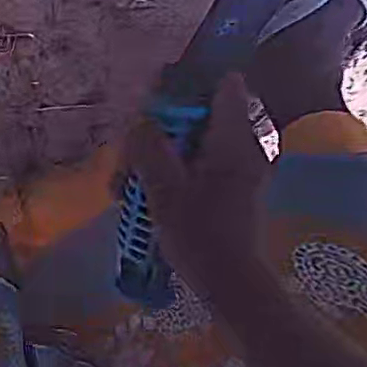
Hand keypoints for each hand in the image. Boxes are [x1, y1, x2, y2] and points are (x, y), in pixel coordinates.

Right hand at [124, 74, 277, 307]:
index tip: (154, 95)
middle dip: (156, 132)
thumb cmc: (200, 235)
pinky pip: (191, 164)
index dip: (189, 83)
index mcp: (233, 144)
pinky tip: (140, 195)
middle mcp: (240, 149)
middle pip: (195, 118)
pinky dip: (165, 173)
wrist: (229, 284)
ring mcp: (234, 169)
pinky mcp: (226, 188)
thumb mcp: (164, 189)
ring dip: (153, 157)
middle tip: (128, 159)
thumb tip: (140, 120)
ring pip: (187, 143)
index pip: (223, 88)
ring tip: (126, 186)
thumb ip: (150, 148)